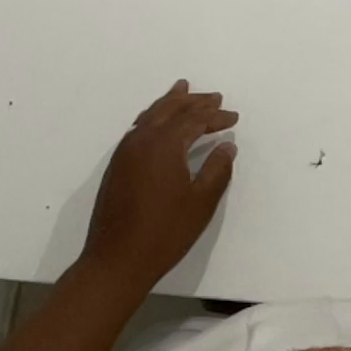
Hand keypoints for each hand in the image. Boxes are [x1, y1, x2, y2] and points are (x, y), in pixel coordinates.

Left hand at [80, 80, 237, 290]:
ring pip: (151, 114)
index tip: (234, 117)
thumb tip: (227, 145)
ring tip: (183, 89)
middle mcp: (142, 138)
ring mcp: (126, 150)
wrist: (116, 261)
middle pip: (171, 109)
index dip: (216, 116)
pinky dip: (154, 115)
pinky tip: (158, 120)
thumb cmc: (164, 233)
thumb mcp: (200, 203)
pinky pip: (139, 126)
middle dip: (195, 101)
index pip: (194, 120)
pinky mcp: (117, 164)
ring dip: (171, 102)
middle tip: (215, 97)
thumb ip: (217, 169)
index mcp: (164, 144)